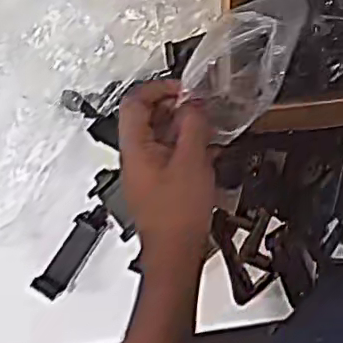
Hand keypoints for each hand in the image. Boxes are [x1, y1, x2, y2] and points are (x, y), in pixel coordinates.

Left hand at [118, 80, 215, 262]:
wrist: (176, 254)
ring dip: (184, 122)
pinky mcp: (159, 181)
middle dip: (175, 104)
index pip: (135, 102)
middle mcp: (136, 158)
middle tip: (199, 104)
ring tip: (207, 124)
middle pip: (147, 115)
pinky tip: (207, 147)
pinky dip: (187, 141)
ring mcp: (146, 170)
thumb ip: (193, 124)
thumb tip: (193, 102)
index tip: (184, 88)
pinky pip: (169, 149)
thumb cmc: (178, 215)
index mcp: (136, 150)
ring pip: (160, 132)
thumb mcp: (192, 159)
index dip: (160, 88)